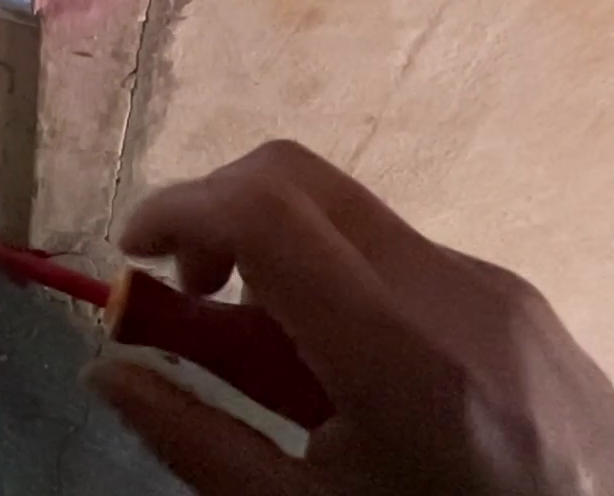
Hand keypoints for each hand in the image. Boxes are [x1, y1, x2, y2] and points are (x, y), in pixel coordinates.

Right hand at [88, 140, 613, 495]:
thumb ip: (192, 440)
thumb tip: (102, 373)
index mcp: (403, 357)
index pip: (263, 210)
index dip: (176, 208)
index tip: (133, 253)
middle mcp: (451, 290)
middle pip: (288, 174)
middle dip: (209, 208)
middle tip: (187, 286)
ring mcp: (491, 283)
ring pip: (330, 205)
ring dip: (263, 241)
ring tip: (262, 341)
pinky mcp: (511, 293)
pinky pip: (379, 243)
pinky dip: (318, 268)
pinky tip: (335, 359)